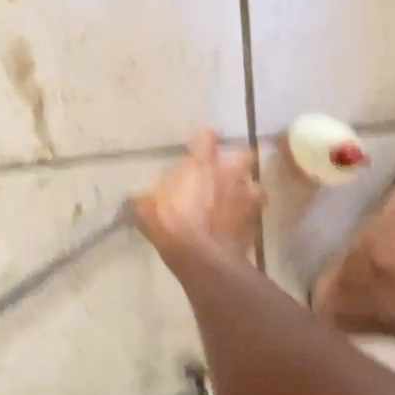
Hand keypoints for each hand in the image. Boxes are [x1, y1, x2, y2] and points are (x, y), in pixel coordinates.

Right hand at [134, 131, 264, 263]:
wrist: (203, 256)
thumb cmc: (172, 225)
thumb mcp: (146, 208)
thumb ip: (147, 197)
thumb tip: (138, 195)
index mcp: (202, 166)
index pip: (206, 138)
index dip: (204, 139)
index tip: (200, 142)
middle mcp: (229, 174)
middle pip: (244, 154)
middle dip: (237, 160)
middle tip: (225, 171)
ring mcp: (245, 197)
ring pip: (255, 184)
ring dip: (247, 189)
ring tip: (236, 199)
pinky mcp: (254, 219)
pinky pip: (254, 212)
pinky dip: (248, 215)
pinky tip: (237, 223)